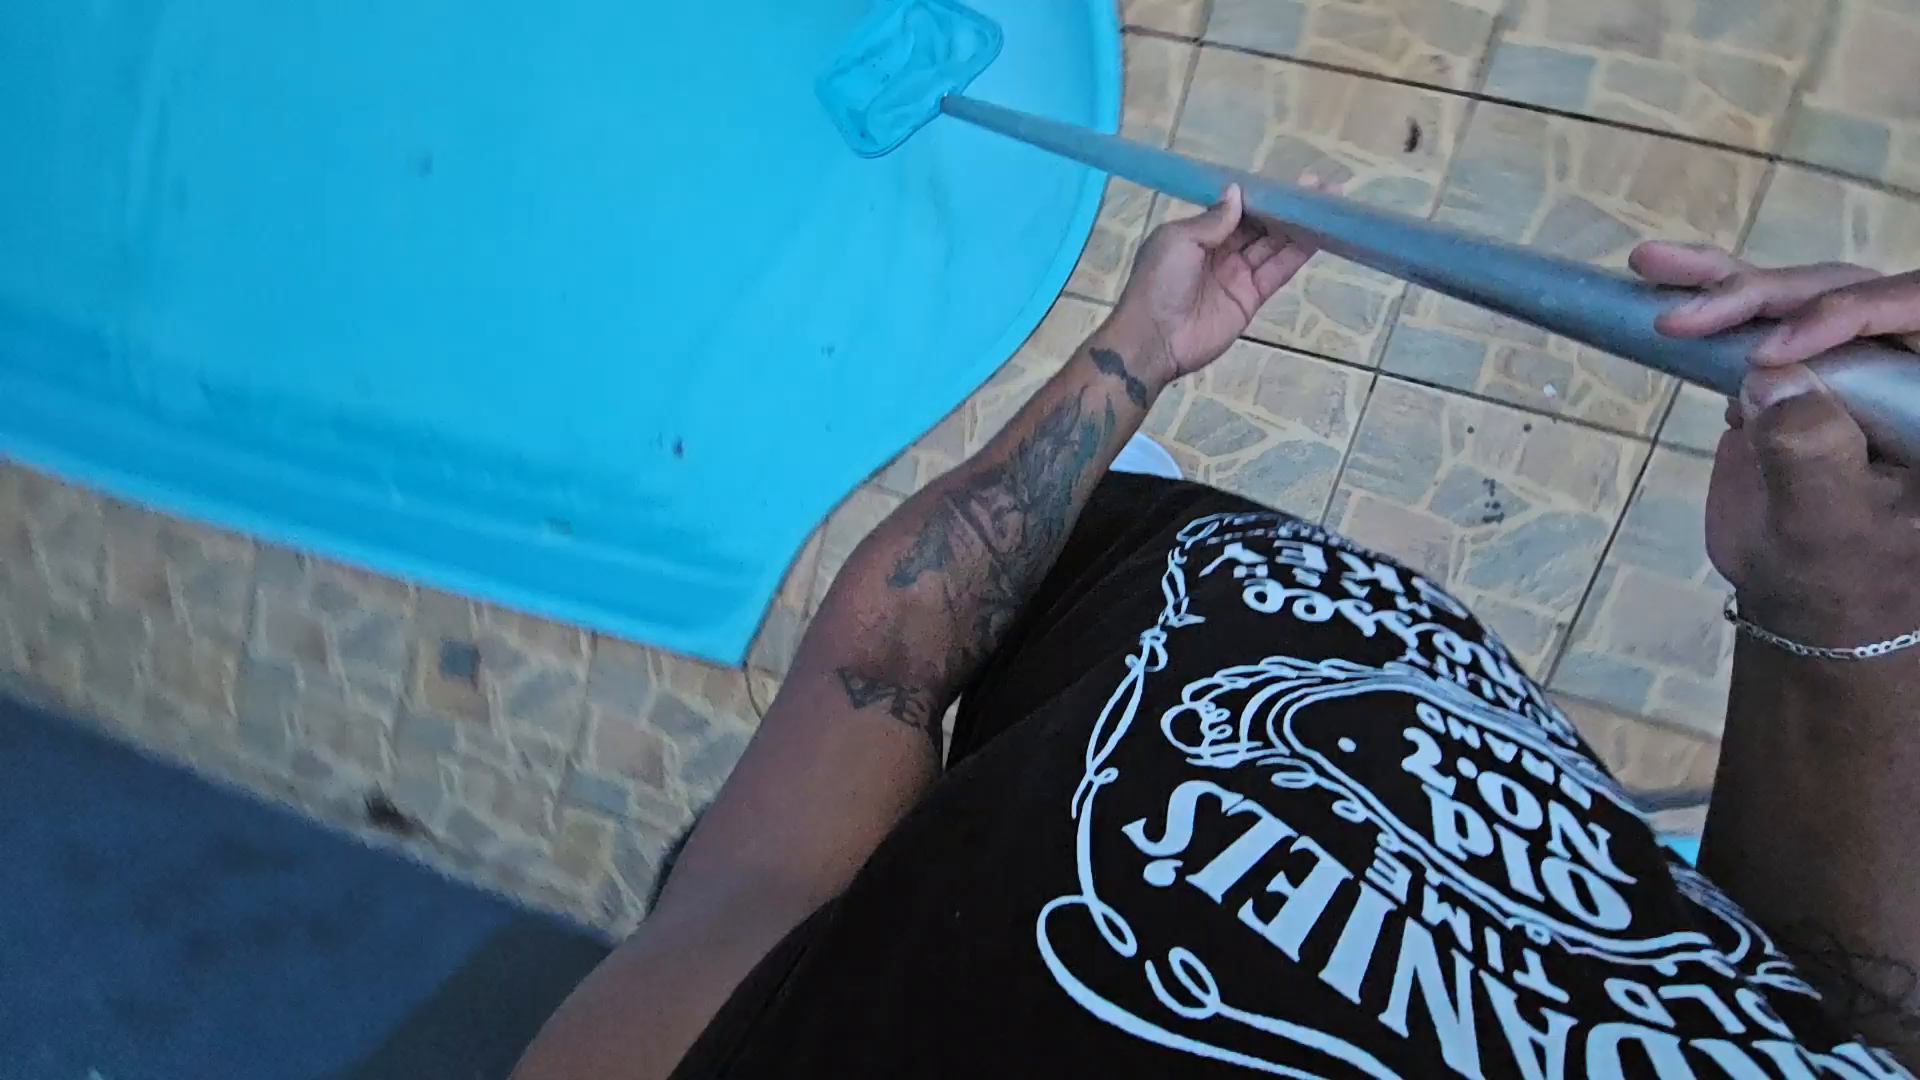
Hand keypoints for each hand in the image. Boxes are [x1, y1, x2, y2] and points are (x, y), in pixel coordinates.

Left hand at [1108, 181, 1326, 384]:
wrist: (1153, 340)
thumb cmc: (1157, 284)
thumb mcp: (1177, 241)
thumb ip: (1211, 219)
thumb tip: (1237, 192)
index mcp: (1196, 236)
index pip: (1236, 210)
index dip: (1262, 195)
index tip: (1290, 179)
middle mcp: (1219, 253)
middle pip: (1259, 226)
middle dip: (1287, 206)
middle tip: (1322, 186)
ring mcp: (1236, 277)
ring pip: (1273, 246)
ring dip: (1300, 225)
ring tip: (1331, 202)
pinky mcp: (1250, 299)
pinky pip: (1278, 271)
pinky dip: (1299, 253)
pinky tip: (1322, 232)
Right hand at [1632, 241, 1919, 645]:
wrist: (1806, 591)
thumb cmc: (1834, 572)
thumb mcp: (1826, 527)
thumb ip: (1813, 455)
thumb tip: (1771, 379)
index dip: (1856, 315)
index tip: (1768, 355)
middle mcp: (1914, 368)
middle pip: (1860, 295)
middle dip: (1771, 296)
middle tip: (1687, 316)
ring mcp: (1855, 365)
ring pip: (1804, 295)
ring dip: (1728, 280)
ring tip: (1652, 265)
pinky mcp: (1796, 372)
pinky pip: (1759, 319)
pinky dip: (1708, 292)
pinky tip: (1661, 272)